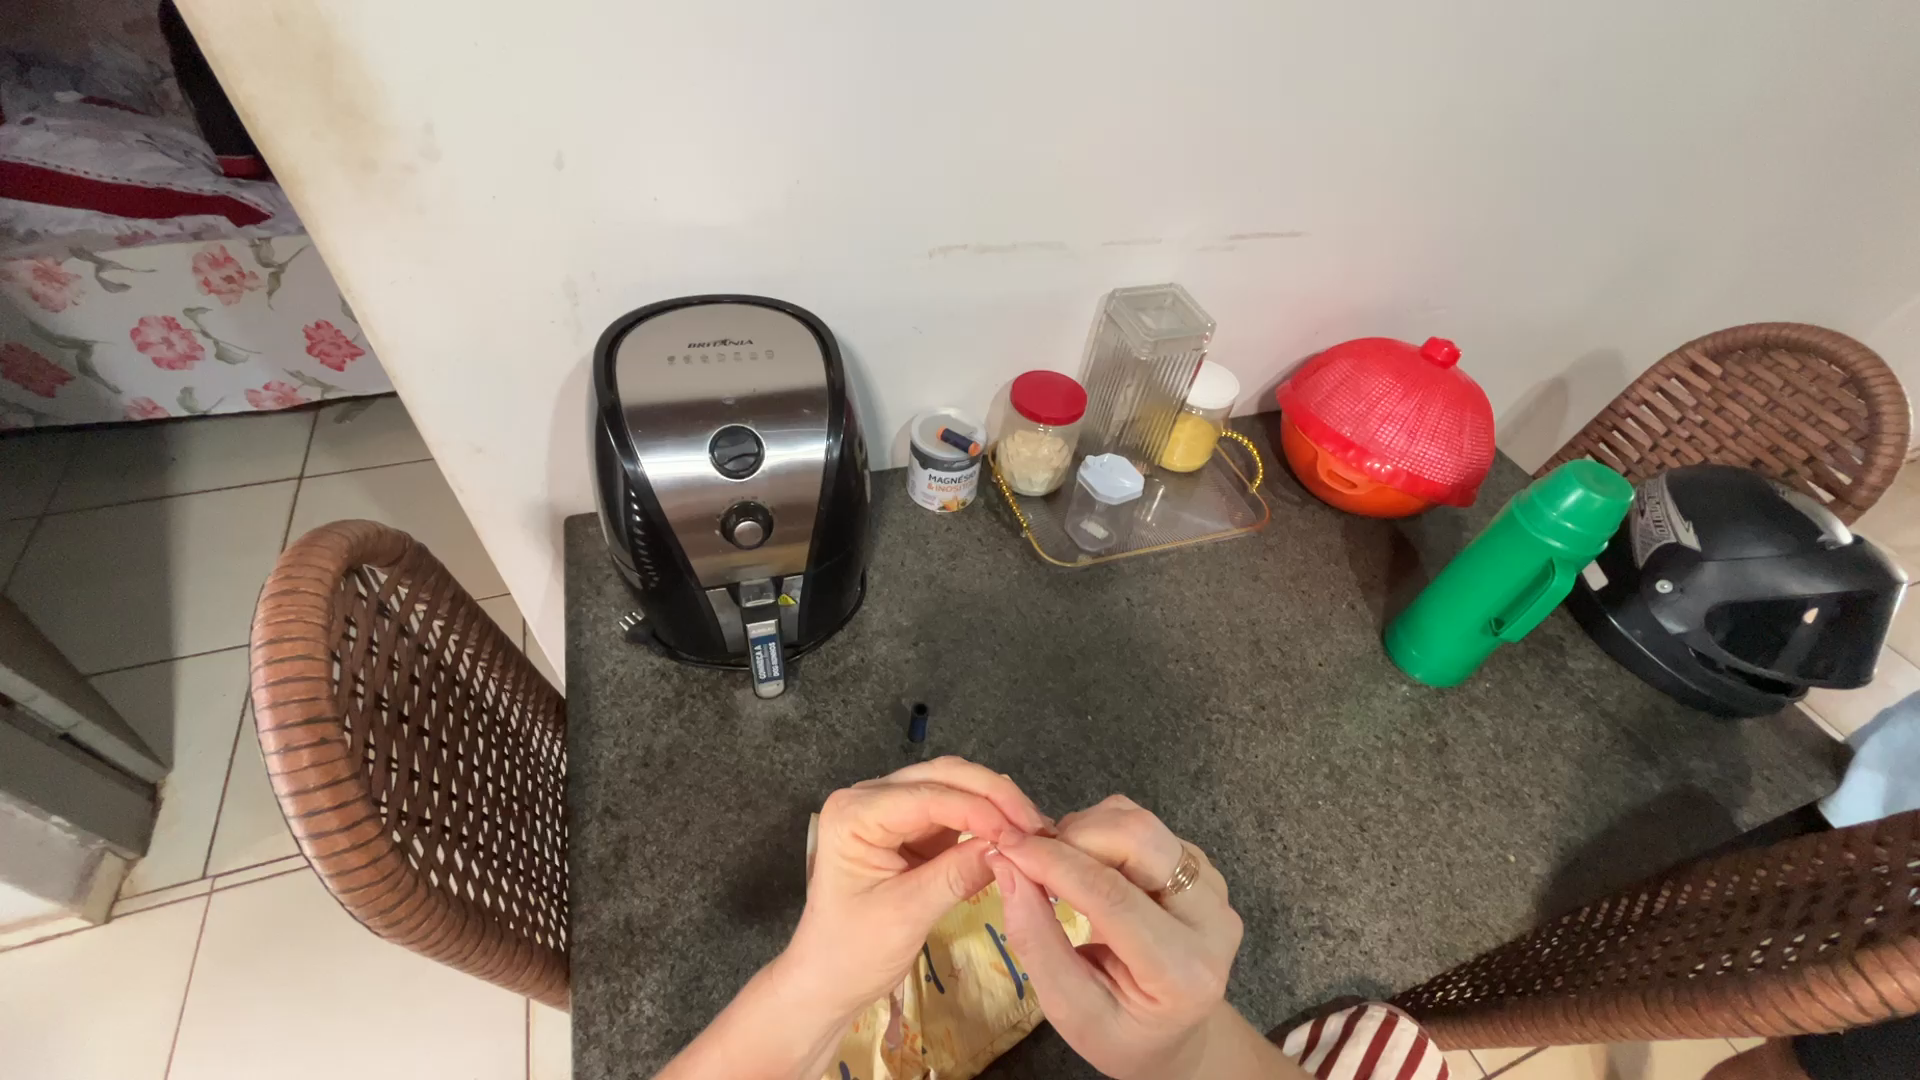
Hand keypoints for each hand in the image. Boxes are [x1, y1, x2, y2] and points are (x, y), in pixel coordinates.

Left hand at [785, 756, 1051, 1017]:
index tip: (1022, 834)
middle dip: (993, 797)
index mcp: (854, 812)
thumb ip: (956, 874)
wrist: (827, 981)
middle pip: (943, 776)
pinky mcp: (912, 824)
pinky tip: (1012, 834)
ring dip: (994, 803)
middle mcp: (870, 796)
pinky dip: (985, 818)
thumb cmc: (853, 952)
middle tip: (1036, 827)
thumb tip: (1010, 848)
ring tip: (1032, 830)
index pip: (927, 797)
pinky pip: (955, 807)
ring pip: (953, 784)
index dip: (979, 810)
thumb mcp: (906, 915)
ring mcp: (891, 806)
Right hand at [989, 796, 1247, 1079]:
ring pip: (1138, 821)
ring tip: (1058, 865)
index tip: (1006, 846)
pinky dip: (1099, 829)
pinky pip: (1140, 822)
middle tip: (1034, 858)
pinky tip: (1084, 862)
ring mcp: (1210, 883)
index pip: (1112, 896)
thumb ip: (1036, 939)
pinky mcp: (1197, 862)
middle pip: (1138, 838)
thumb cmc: (1121, 1029)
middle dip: (1074, 835)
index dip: (1054, 863)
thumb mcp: (1070, 1010)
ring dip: (1084, 829)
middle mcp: (1211, 918)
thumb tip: (1005, 864)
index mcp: (1184, 971)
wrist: (1175, 1030)